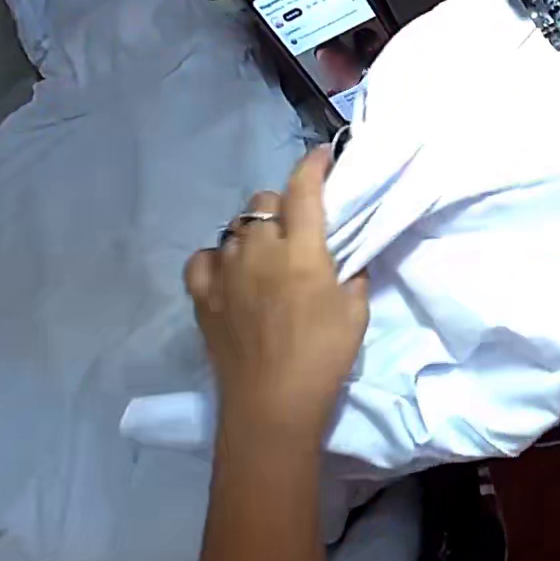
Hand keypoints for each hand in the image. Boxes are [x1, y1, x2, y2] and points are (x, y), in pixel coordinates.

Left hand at [185, 146, 368, 442]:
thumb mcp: (357, 310)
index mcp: (302, 251)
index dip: (313, 166)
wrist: (273, 404)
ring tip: (268, 252)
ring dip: (255, 231)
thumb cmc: (324, 355)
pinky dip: (220, 256)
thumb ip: (353, 274)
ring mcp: (225, 272)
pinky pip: (205, 257)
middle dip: (283, 204)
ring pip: (235, 227)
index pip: (304, 191)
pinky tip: (232, 270)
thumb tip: (347, 258)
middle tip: (300, 226)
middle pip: (263, 202)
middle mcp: (260, 251)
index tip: (323, 156)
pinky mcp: (202, 296)